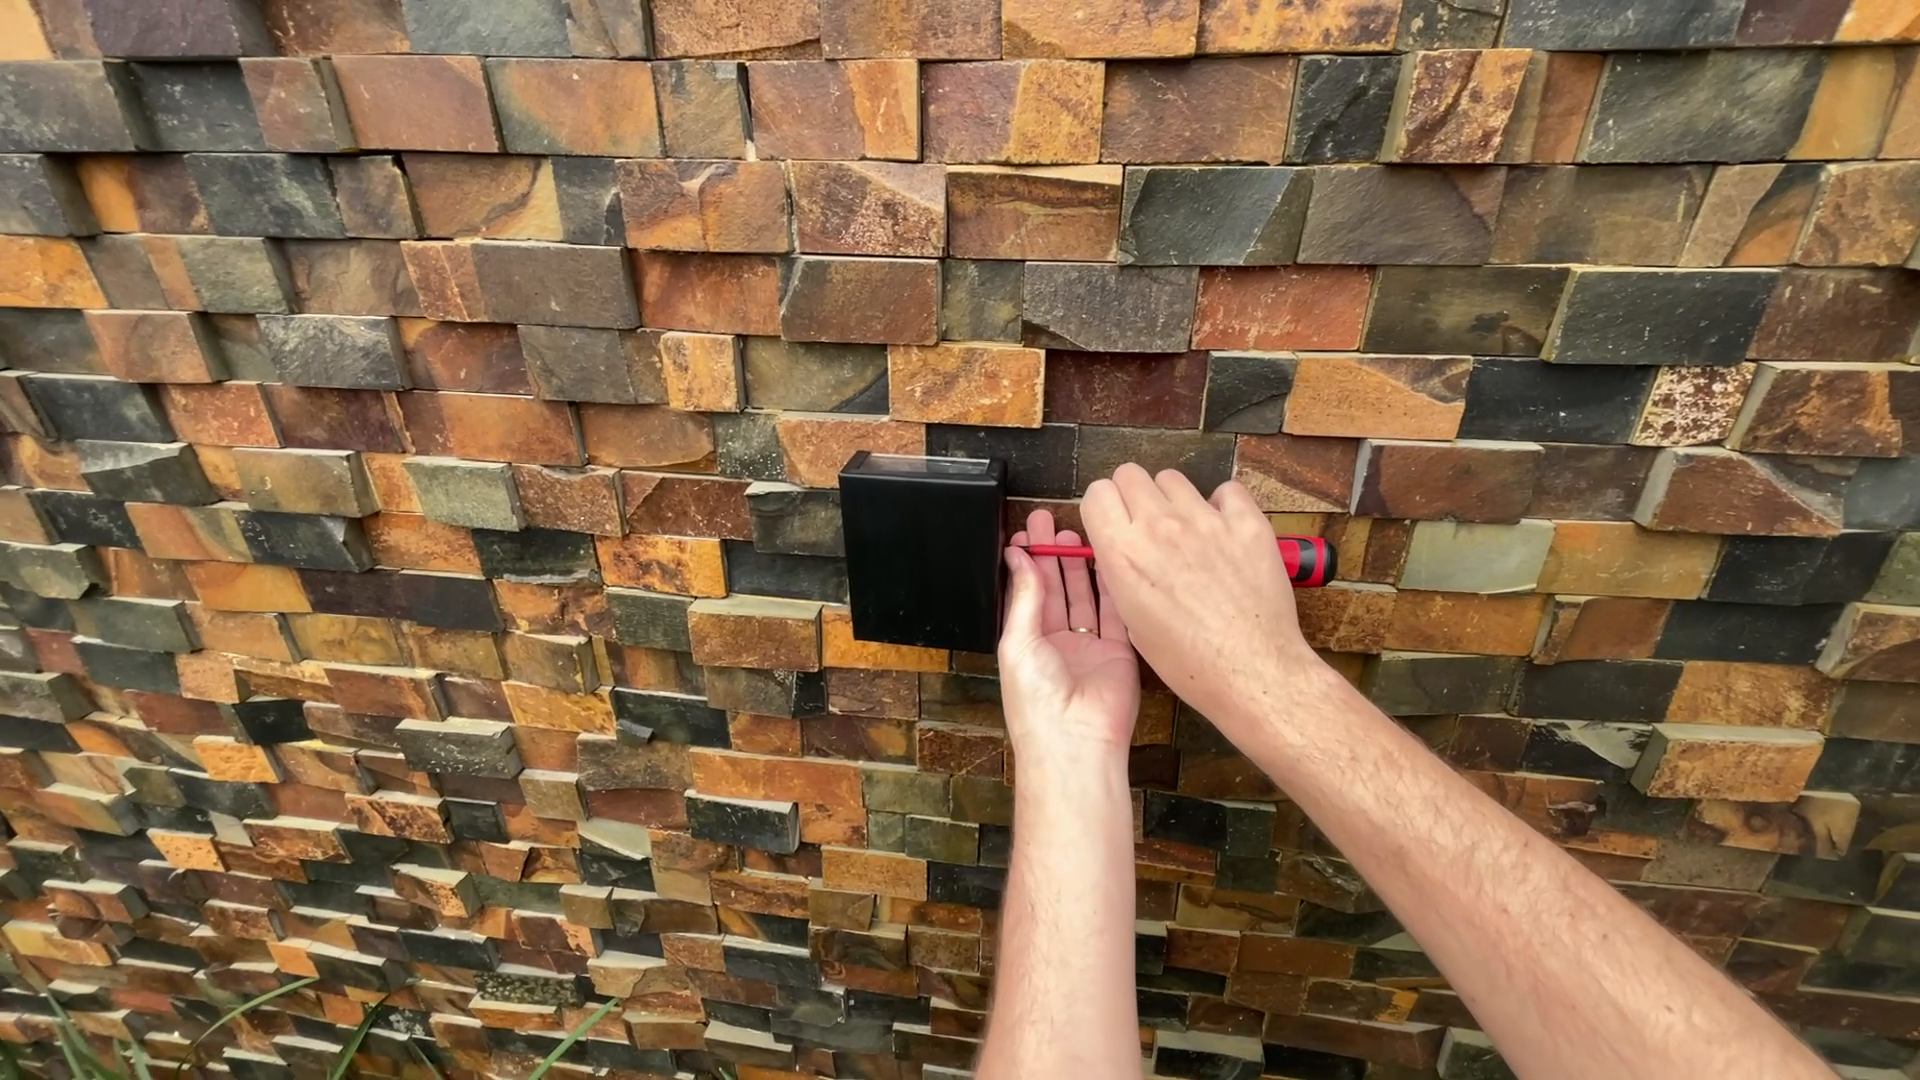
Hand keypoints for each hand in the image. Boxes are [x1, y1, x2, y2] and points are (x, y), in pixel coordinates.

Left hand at [997, 509, 1139, 763]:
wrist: (1074, 741)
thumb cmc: (1035, 701)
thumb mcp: (1019, 641)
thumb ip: (1024, 597)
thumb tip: (1017, 558)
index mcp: (1027, 641)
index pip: (1027, 592)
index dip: (1027, 562)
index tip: (1026, 532)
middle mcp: (1057, 641)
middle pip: (1056, 588)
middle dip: (1052, 555)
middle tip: (1051, 523)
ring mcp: (1089, 645)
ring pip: (1085, 595)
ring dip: (1080, 566)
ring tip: (1075, 535)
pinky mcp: (1119, 652)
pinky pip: (1116, 613)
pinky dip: (1112, 586)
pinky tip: (1108, 560)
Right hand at [1080, 465, 1317, 736]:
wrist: (1251, 671)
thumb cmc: (1186, 659)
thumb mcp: (1131, 620)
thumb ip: (1121, 574)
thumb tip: (1120, 551)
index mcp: (1123, 552)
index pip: (1096, 492)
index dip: (1102, 508)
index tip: (1112, 523)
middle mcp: (1159, 526)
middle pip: (1130, 474)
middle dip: (1132, 496)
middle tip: (1145, 525)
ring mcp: (1205, 520)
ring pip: (1173, 478)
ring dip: (1172, 499)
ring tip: (1185, 530)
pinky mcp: (1246, 522)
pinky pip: (1226, 490)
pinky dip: (1222, 505)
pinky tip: (1223, 532)